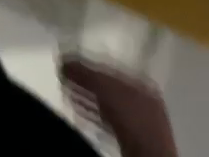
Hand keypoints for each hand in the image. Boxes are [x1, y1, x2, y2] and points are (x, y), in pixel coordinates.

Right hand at [60, 58, 178, 156]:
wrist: (146, 154)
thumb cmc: (131, 116)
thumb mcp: (106, 89)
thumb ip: (84, 74)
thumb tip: (62, 62)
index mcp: (143, 84)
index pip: (111, 68)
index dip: (87, 64)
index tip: (66, 62)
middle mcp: (143, 100)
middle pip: (108, 86)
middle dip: (84, 81)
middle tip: (62, 75)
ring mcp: (139, 120)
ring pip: (106, 103)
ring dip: (85, 97)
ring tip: (65, 90)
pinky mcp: (130, 136)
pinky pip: (106, 119)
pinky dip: (91, 112)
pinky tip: (76, 110)